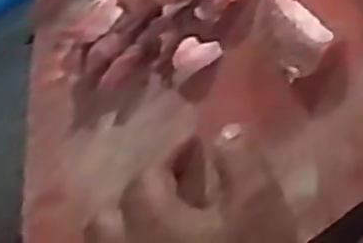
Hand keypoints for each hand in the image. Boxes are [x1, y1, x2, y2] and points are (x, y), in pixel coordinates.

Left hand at [87, 125, 293, 242]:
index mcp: (154, 223)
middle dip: (138, 188)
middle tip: (172, 173)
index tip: (195, 140)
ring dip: (127, 218)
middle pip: (105, 219)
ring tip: (161, 205)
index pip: (145, 179)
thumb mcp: (257, 199)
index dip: (168, 153)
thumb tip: (223, 131)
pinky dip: (132, 241)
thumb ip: (239, 160)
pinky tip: (160, 236)